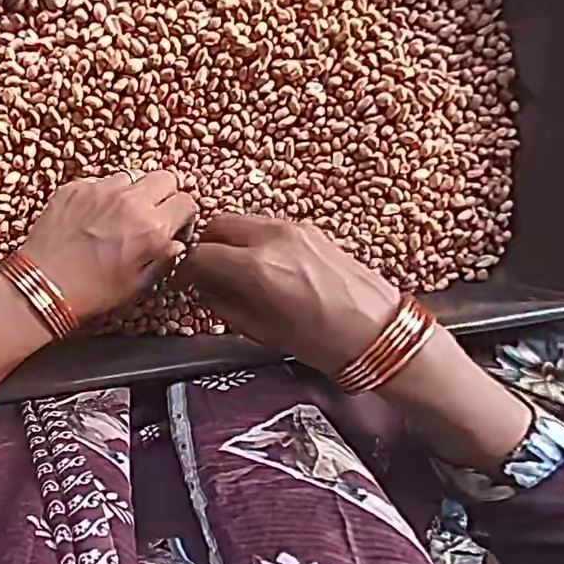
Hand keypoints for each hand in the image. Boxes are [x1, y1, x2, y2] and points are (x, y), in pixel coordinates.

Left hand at [16, 171, 197, 320]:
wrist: (43, 285)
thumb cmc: (92, 291)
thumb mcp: (137, 283)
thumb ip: (162, 258)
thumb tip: (173, 243)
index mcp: (152, 227)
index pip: (186, 201)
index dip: (183, 214)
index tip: (175, 224)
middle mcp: (130, 201)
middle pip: (164, 177)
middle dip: (164, 194)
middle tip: (153, 213)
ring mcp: (100, 190)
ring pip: (131, 176)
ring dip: (132, 192)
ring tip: (119, 214)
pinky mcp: (75, 187)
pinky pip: (99, 182)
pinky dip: (101, 195)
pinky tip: (92, 216)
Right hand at [176, 214, 400, 373]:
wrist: (382, 333)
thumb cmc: (325, 342)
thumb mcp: (263, 331)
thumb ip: (225, 305)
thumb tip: (206, 290)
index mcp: (257, 267)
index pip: (200, 255)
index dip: (184, 271)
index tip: (181, 283)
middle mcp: (272, 238)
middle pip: (217, 225)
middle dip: (203, 247)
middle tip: (202, 273)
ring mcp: (294, 229)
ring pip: (242, 221)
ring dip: (227, 240)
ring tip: (230, 270)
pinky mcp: (310, 229)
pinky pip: (266, 225)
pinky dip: (251, 240)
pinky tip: (258, 265)